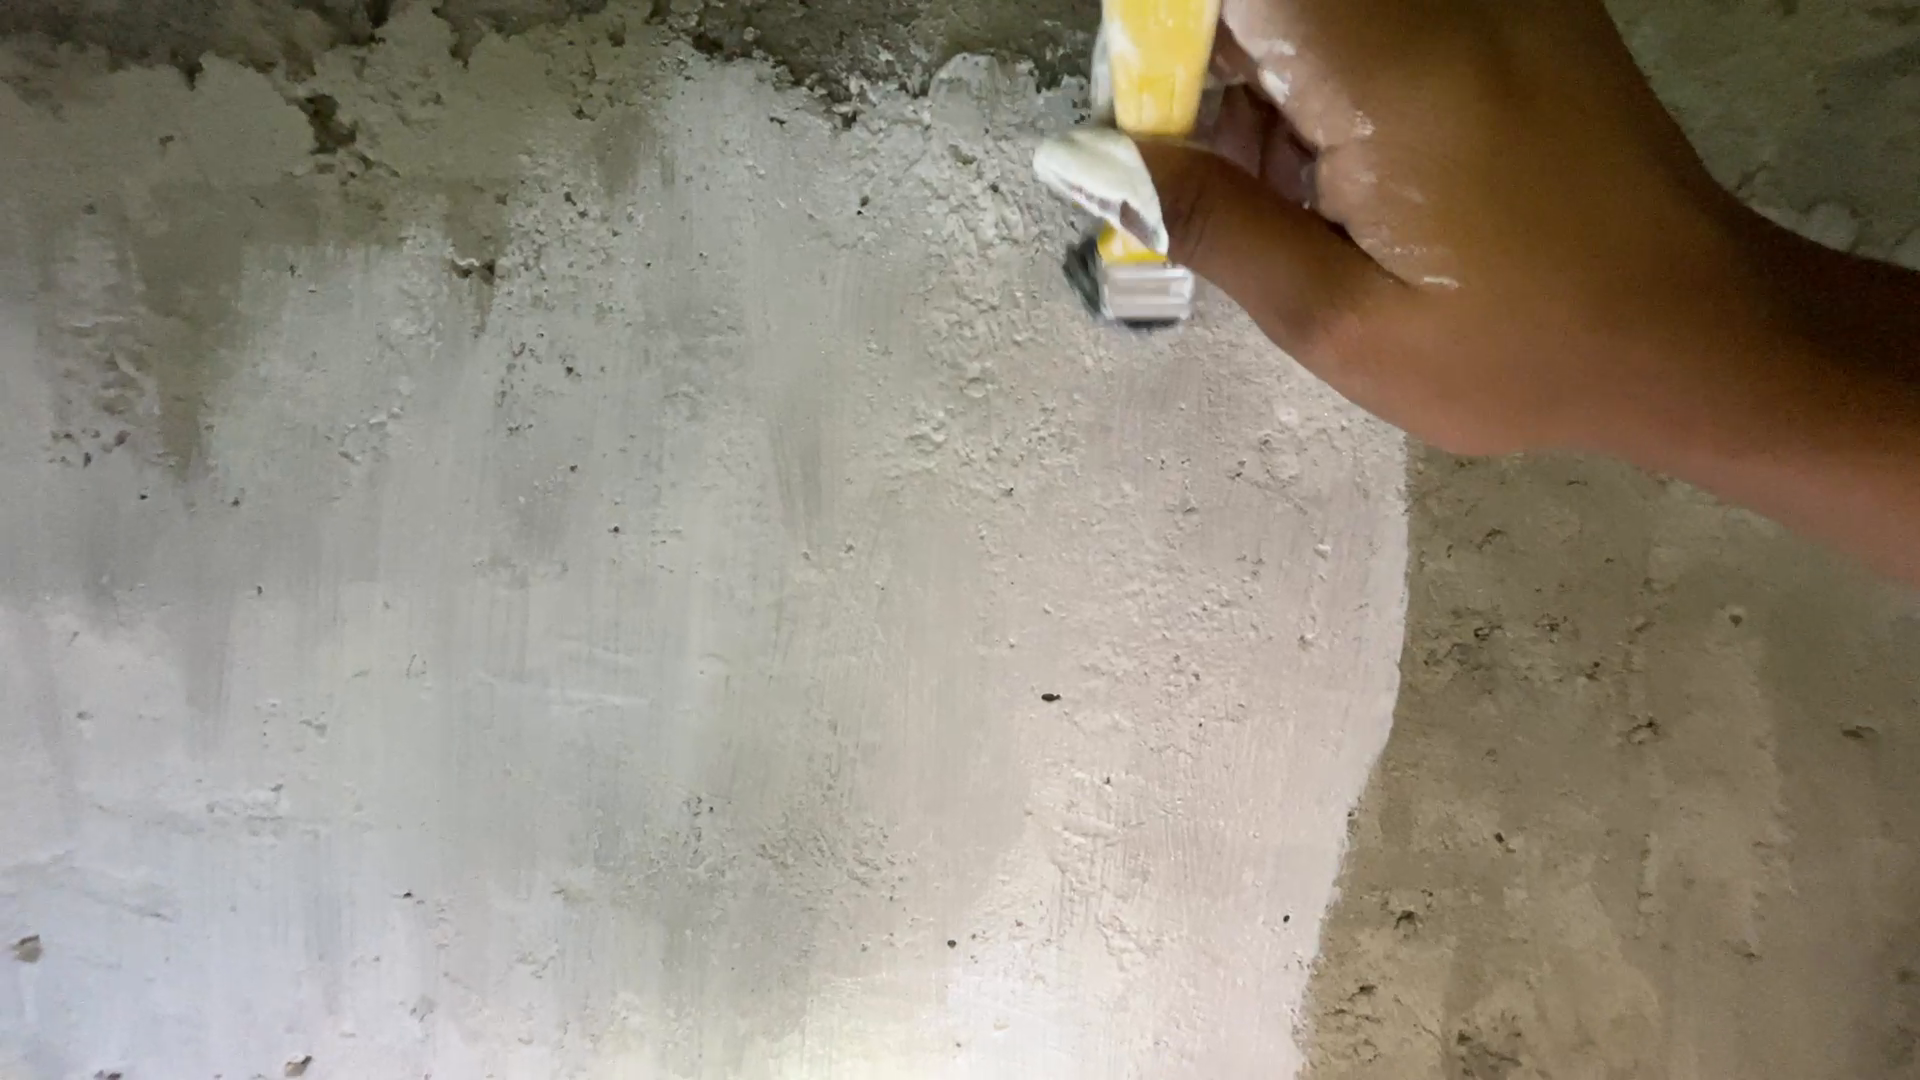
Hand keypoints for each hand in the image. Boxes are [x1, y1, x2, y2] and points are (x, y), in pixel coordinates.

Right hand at [1040, 0, 1771, 456]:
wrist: (1687, 337)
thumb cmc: (1504, 355)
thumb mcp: (1332, 320)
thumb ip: (1212, 226)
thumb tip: (1093, 162)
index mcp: (1396, 71)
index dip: (1161, 39)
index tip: (1140, 138)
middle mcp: (1445, 1)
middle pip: (1265, 2)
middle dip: (1197, 81)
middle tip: (1195, 196)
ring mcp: (1485, 0)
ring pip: (1306, 16)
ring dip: (1255, 98)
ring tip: (1278, 213)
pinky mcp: (1503, 20)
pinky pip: (1361, 30)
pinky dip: (1311, 98)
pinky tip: (1327, 188)